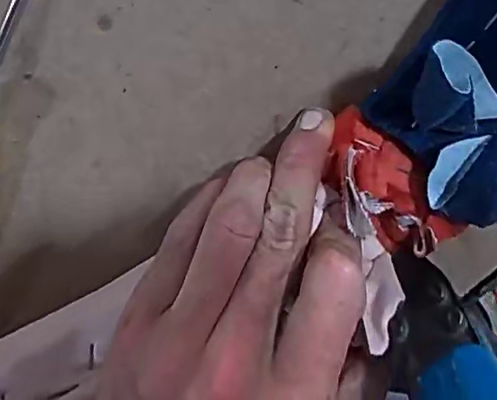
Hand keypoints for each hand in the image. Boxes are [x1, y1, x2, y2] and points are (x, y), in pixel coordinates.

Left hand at [97, 109, 370, 398]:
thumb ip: (346, 364)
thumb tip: (362, 281)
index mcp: (292, 390)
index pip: (335, 272)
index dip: (342, 234)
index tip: (337, 227)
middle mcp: (235, 355)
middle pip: (281, 229)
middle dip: (303, 165)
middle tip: (316, 124)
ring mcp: (176, 338)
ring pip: (229, 219)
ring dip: (257, 172)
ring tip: (274, 157)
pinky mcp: (133, 328)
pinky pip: (178, 237)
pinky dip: (210, 197)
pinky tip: (230, 184)